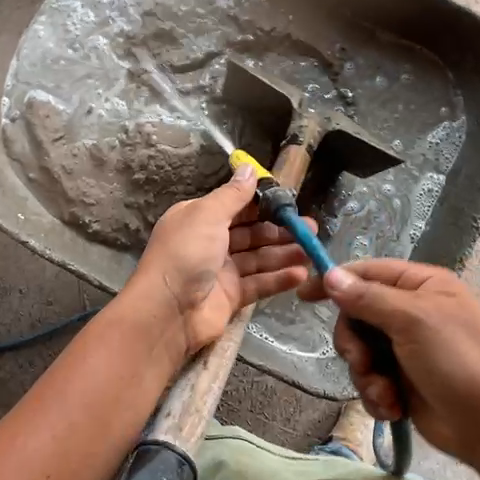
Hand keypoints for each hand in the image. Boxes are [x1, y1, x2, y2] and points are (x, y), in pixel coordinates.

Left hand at [129, 165, 312, 352]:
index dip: (262, 204)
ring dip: (284, 253)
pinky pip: (259, 283)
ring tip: (312, 250)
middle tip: (310, 227)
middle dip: (279, 229)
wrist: (168, 311)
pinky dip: (279, 278)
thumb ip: (232, 195)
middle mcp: (209, 242)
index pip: (235, 206)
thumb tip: (249, 168)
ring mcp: (220, 271)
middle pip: (250, 232)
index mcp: (198, 218)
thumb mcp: (207, 215)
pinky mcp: (231, 296)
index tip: (290, 202)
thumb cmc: (185, 253)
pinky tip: (301, 274)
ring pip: (258, 258)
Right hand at [299, 260, 479, 465]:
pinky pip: (371, 380)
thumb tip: (330, 275)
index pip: (368, 273)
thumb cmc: (460, 362)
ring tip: (386, 393)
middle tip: (362, 361)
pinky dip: (377, 395)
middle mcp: (413, 312)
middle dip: (355, 343)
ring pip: (360, 352)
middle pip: (357, 316)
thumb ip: (368, 298)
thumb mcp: (413, 321)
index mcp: (422, 286)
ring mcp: (408, 349)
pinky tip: (393, 408)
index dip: (335, 282)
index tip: (303, 296)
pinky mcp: (404, 382)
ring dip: (366, 375)